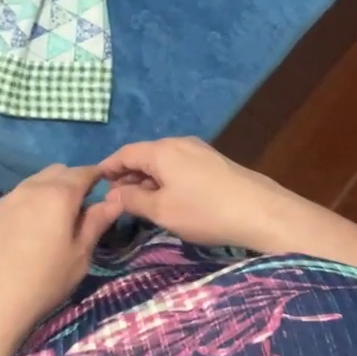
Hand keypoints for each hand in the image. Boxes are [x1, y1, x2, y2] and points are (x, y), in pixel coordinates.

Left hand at [0, 164, 120, 349]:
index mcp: (59, 194)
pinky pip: (19, 194)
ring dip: (51, 188)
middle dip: (74, 181)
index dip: (96, 176)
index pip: (84, 172)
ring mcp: (9, 197)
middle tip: (82, 206)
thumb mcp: (79, 255)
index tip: (105, 187)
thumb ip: (96, 223)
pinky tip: (31, 225)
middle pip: (59, 171)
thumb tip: (115, 200)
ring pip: (37, 180)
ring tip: (56, 217)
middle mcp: (33, 187)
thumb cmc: (44, 281)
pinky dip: (32, 199)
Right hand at [99, 137, 326, 251]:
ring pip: (163, 161)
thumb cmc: (204, 211)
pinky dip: (166, 179)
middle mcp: (178, 143)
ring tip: (140, 202)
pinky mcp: (213, 162)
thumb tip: (112, 195)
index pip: (125, 153)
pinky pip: (179, 165)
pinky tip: (167, 198)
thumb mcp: (162, 211)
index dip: (109, 167)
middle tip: (116, 198)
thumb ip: (132, 201)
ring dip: (148, 179)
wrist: (259, 211)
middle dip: (128, 175)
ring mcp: (199, 151)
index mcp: (161, 150)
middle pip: (145, 155)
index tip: (97, 183)